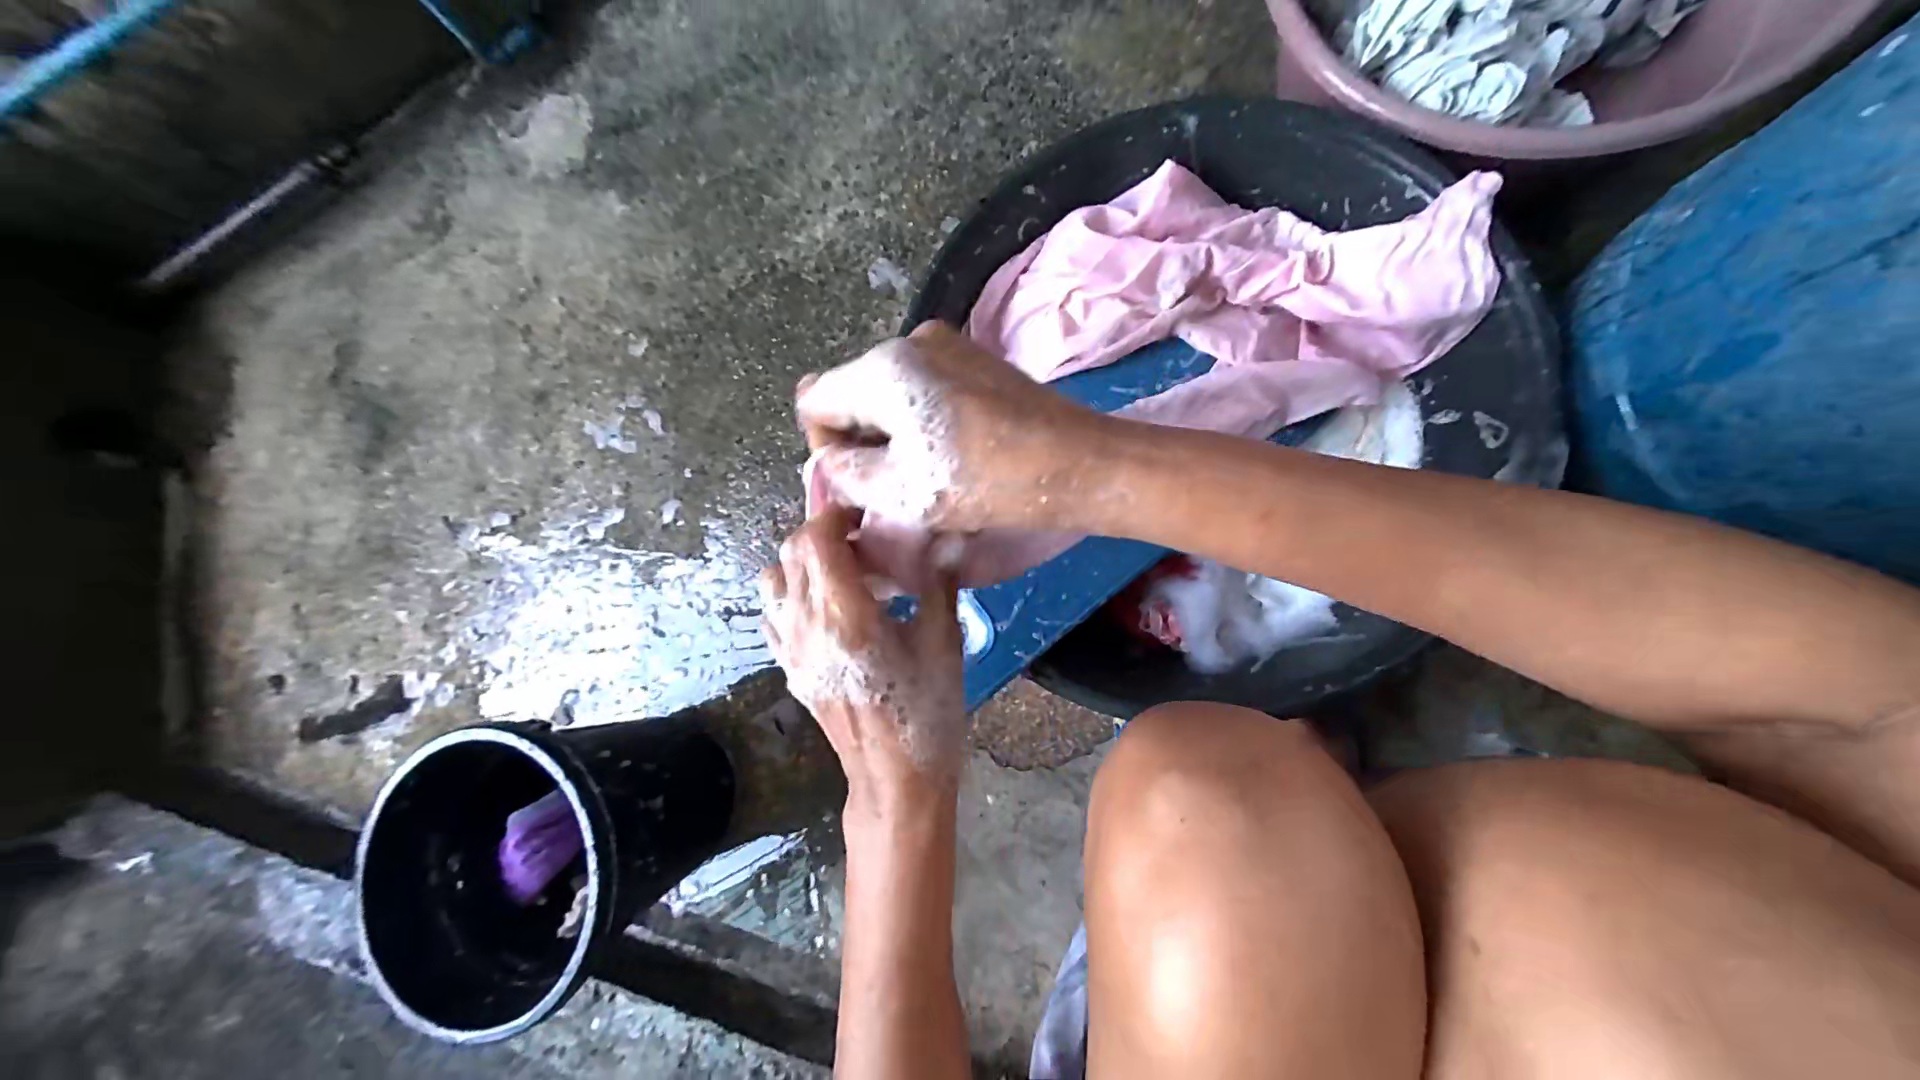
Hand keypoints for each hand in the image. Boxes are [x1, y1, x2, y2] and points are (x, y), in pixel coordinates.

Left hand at [760, 505, 967, 816]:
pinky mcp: (789, 668)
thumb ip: (939, 582)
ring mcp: (791, 649)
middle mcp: (806, 625)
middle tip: (863, 541)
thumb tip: (946, 536)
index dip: (835, 515)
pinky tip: (827, 610)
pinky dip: (792, 597)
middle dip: (823, 534)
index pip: (816, 539)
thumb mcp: (942, 642)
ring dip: (802, 563)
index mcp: (845, 613)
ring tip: (844, 573)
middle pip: (790, 553)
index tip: (865, 516)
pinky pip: (774, 616)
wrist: (896, 776)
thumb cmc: (928, 710)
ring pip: (774, 581)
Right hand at [796, 321, 1101, 531]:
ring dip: (893, 432)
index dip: (824, 446)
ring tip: (925, 472)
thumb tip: (828, 457)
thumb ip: (844, 471)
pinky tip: (951, 450)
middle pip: (853, 392)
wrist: (1078, 463)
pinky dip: (923, 418)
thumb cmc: (985, 481)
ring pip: (890, 391)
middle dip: (861, 439)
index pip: (815, 401)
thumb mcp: (900, 492)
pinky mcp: (975, 357)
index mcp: (882, 368)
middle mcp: (909, 340)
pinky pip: (924, 386)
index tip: (856, 481)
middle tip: (889, 485)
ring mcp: (947, 343)